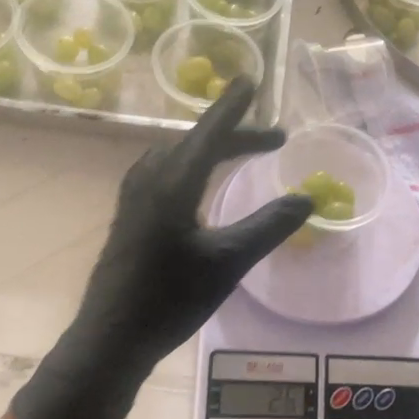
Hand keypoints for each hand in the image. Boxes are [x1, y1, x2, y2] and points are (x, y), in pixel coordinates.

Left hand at [11, 78, 312, 418]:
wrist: (111, 337)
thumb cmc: (171, 299)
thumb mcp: (229, 262)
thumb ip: (269, 226)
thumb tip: (307, 198)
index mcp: (174, 183)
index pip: (210, 133)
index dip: (234, 108)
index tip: (251, 81)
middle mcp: (150, 180)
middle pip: (196, 143)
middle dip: (235, 136)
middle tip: (273, 141)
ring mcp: (134, 199)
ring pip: (177, 157)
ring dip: (211, 150)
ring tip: (237, 154)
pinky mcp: (130, 218)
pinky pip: (163, 173)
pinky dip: (191, 167)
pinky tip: (195, 186)